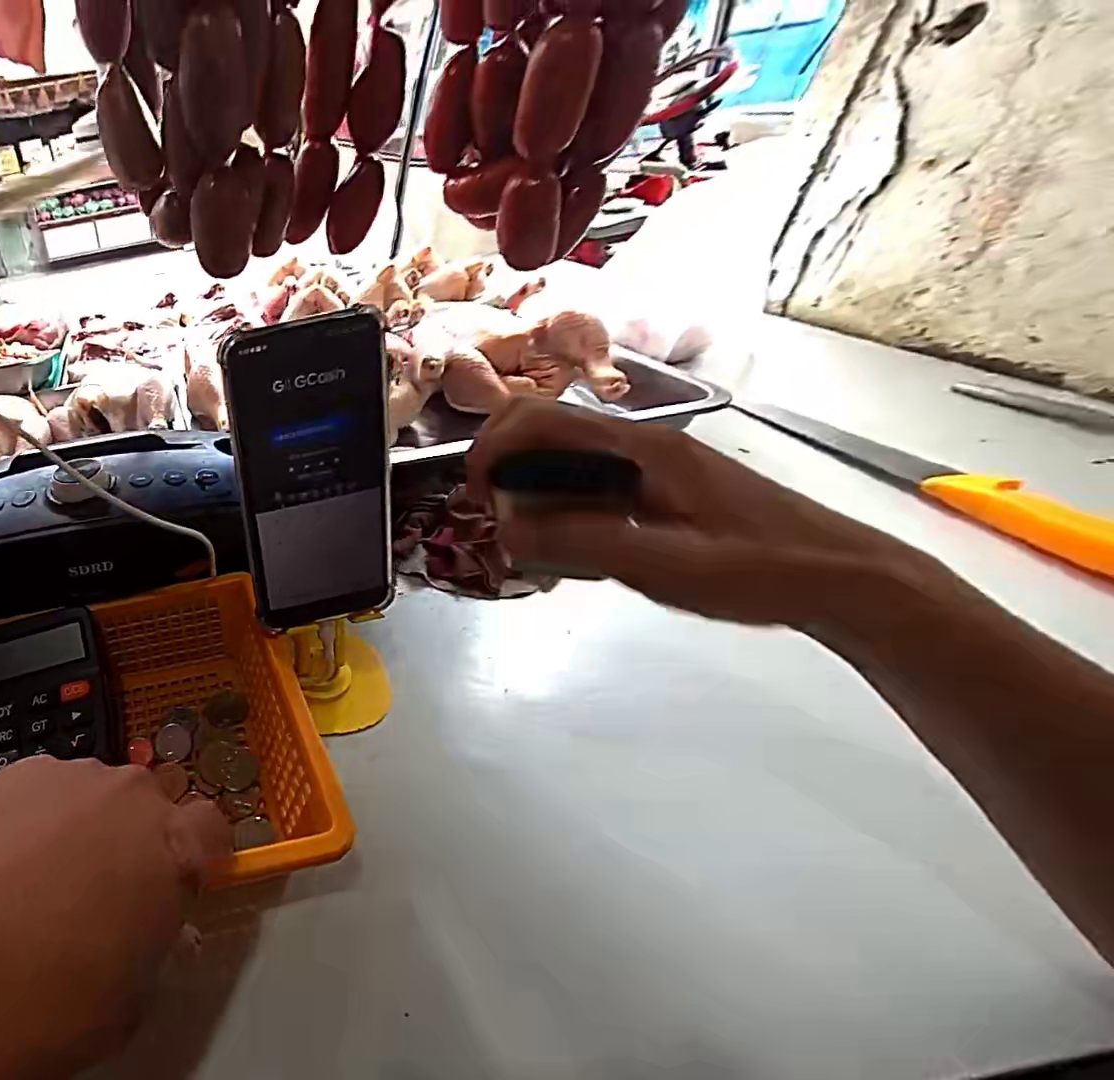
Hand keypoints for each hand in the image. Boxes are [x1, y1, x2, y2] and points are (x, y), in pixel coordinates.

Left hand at [0, 757, 231, 1079]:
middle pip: (155, 799)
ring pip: (99, 791)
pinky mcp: (19, 768)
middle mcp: (128, 796)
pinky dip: (40, 813)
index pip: (215, 826)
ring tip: (42, 873)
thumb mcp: (121, 1002)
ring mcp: (71, 776)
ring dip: (88, 822)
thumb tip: (139, 920)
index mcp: (169, 849)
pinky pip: (50, 787)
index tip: (188, 875)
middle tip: (107, 881)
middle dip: (142, 834)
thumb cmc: (33, 1004)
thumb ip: (149, 941)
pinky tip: (3, 856)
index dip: (205, 851)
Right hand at [463, 397, 931, 628]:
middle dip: (497, 463)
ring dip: (522, 486)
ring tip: (524, 536)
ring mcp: (643, 462)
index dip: (491, 448)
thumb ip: (584, 543)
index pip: (539, 420)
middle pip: (539, 425)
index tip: (476, 495)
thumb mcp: (668, 566)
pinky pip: (577, 478)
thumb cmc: (762, 570)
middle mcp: (636, 444)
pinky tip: (562, 541)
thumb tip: (506, 530)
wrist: (846, 580)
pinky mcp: (648, 484)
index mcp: (639, 449)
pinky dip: (549, 502)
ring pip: (555, 452)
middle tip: (492, 513)